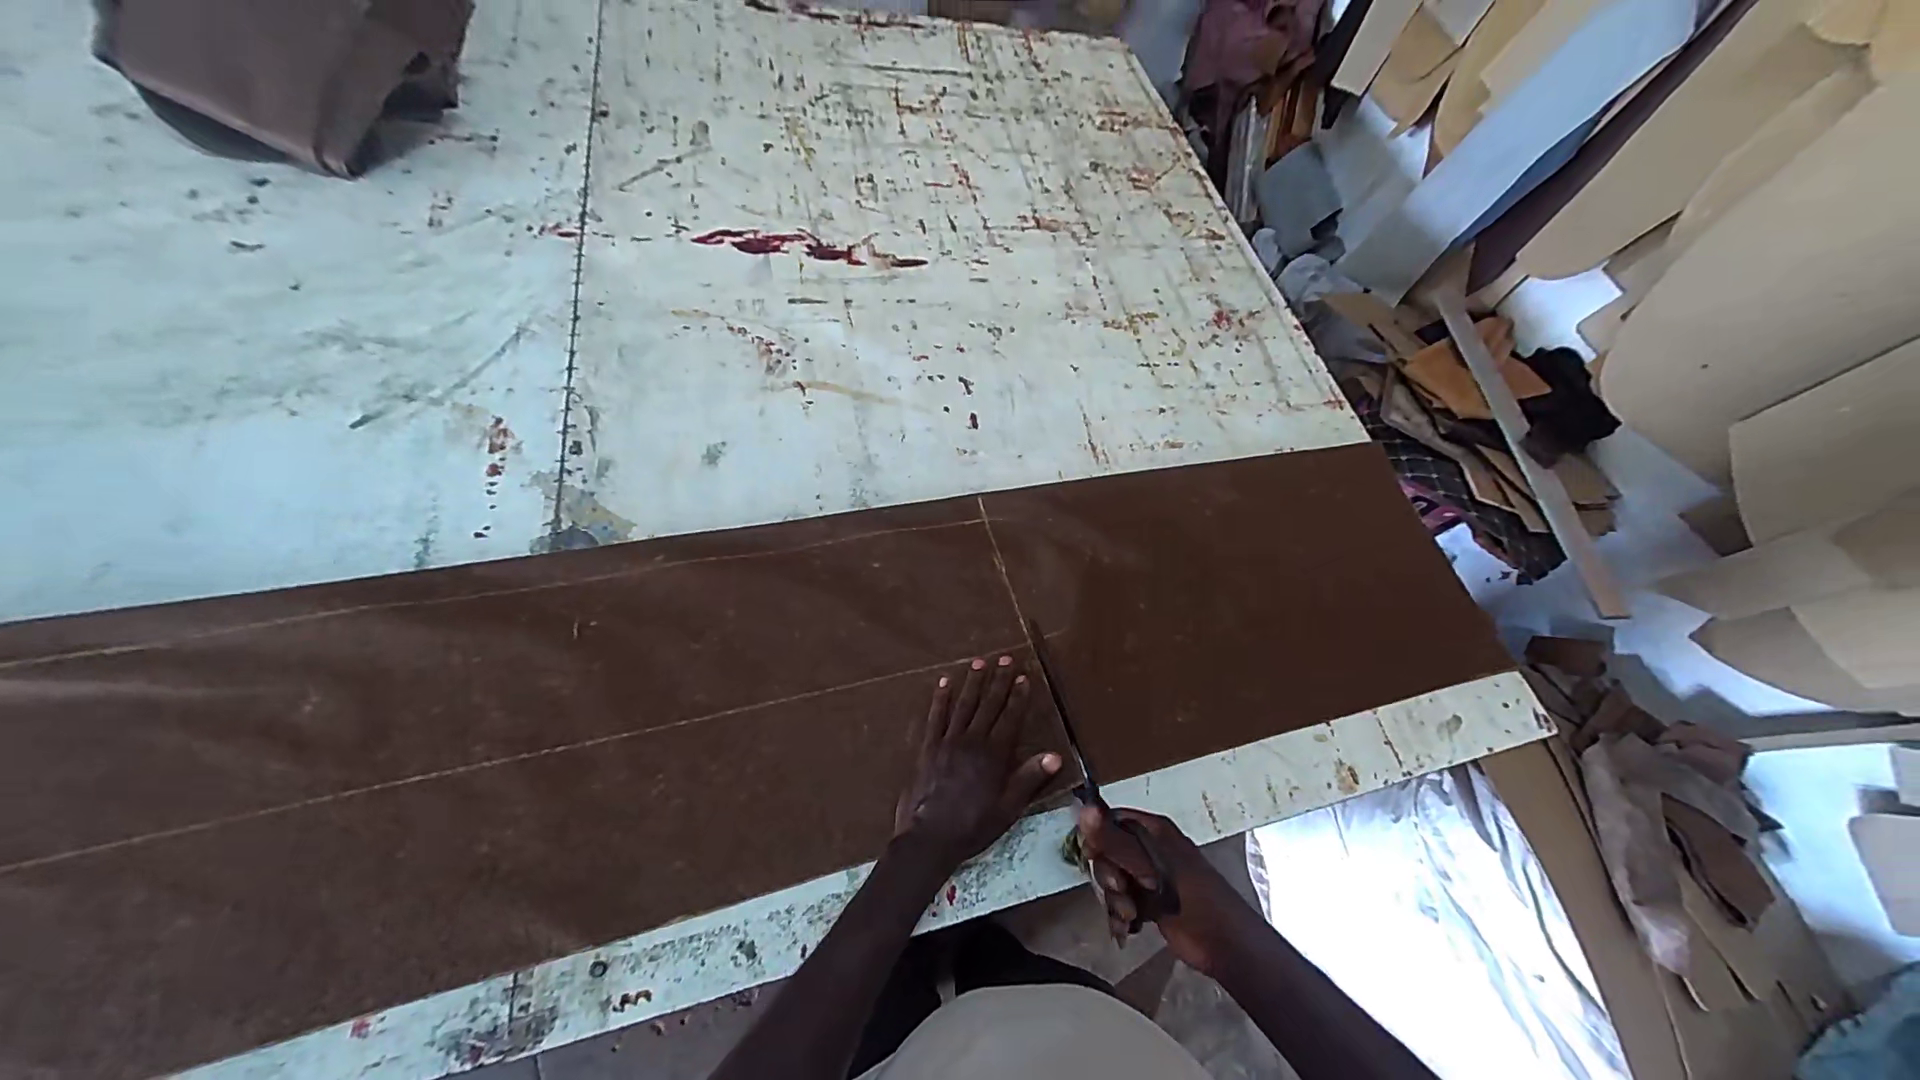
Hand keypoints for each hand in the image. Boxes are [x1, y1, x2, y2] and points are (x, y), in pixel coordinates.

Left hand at [894, 655, 1061, 870]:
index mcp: (994, 755)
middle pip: (989, 705)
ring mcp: (947, 741)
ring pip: (964, 705)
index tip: (1024, 677)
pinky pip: (935, 716)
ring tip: (980, 662)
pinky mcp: (927, 747)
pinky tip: (945, 682)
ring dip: (973, 682)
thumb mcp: (1008, 808)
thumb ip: (1029, 778)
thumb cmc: (973, 827)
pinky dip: (941, 698)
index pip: (1010, 718)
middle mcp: (972, 741)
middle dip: (999, 680)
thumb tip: (1054, 755)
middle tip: (1006, 658)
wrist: (929, 838)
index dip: (1018, 696)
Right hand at [1077, 806, 1264, 977]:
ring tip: (1130, 914)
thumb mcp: (1151, 866)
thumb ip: (1114, 841)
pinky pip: (1120, 902)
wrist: (1225, 944)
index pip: (1110, 821)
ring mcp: (1148, 877)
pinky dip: (1120, 915)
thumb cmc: (1193, 895)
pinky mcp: (1148, 903)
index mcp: (1153, 830)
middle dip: (1108, 875)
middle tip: (1121, 888)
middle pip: (1107, 853)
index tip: (1094, 856)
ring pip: (1112, 880)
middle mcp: (1148, 849)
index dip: (1097, 837)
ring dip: (1114, 899)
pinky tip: (1128, 928)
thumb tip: (1083, 809)